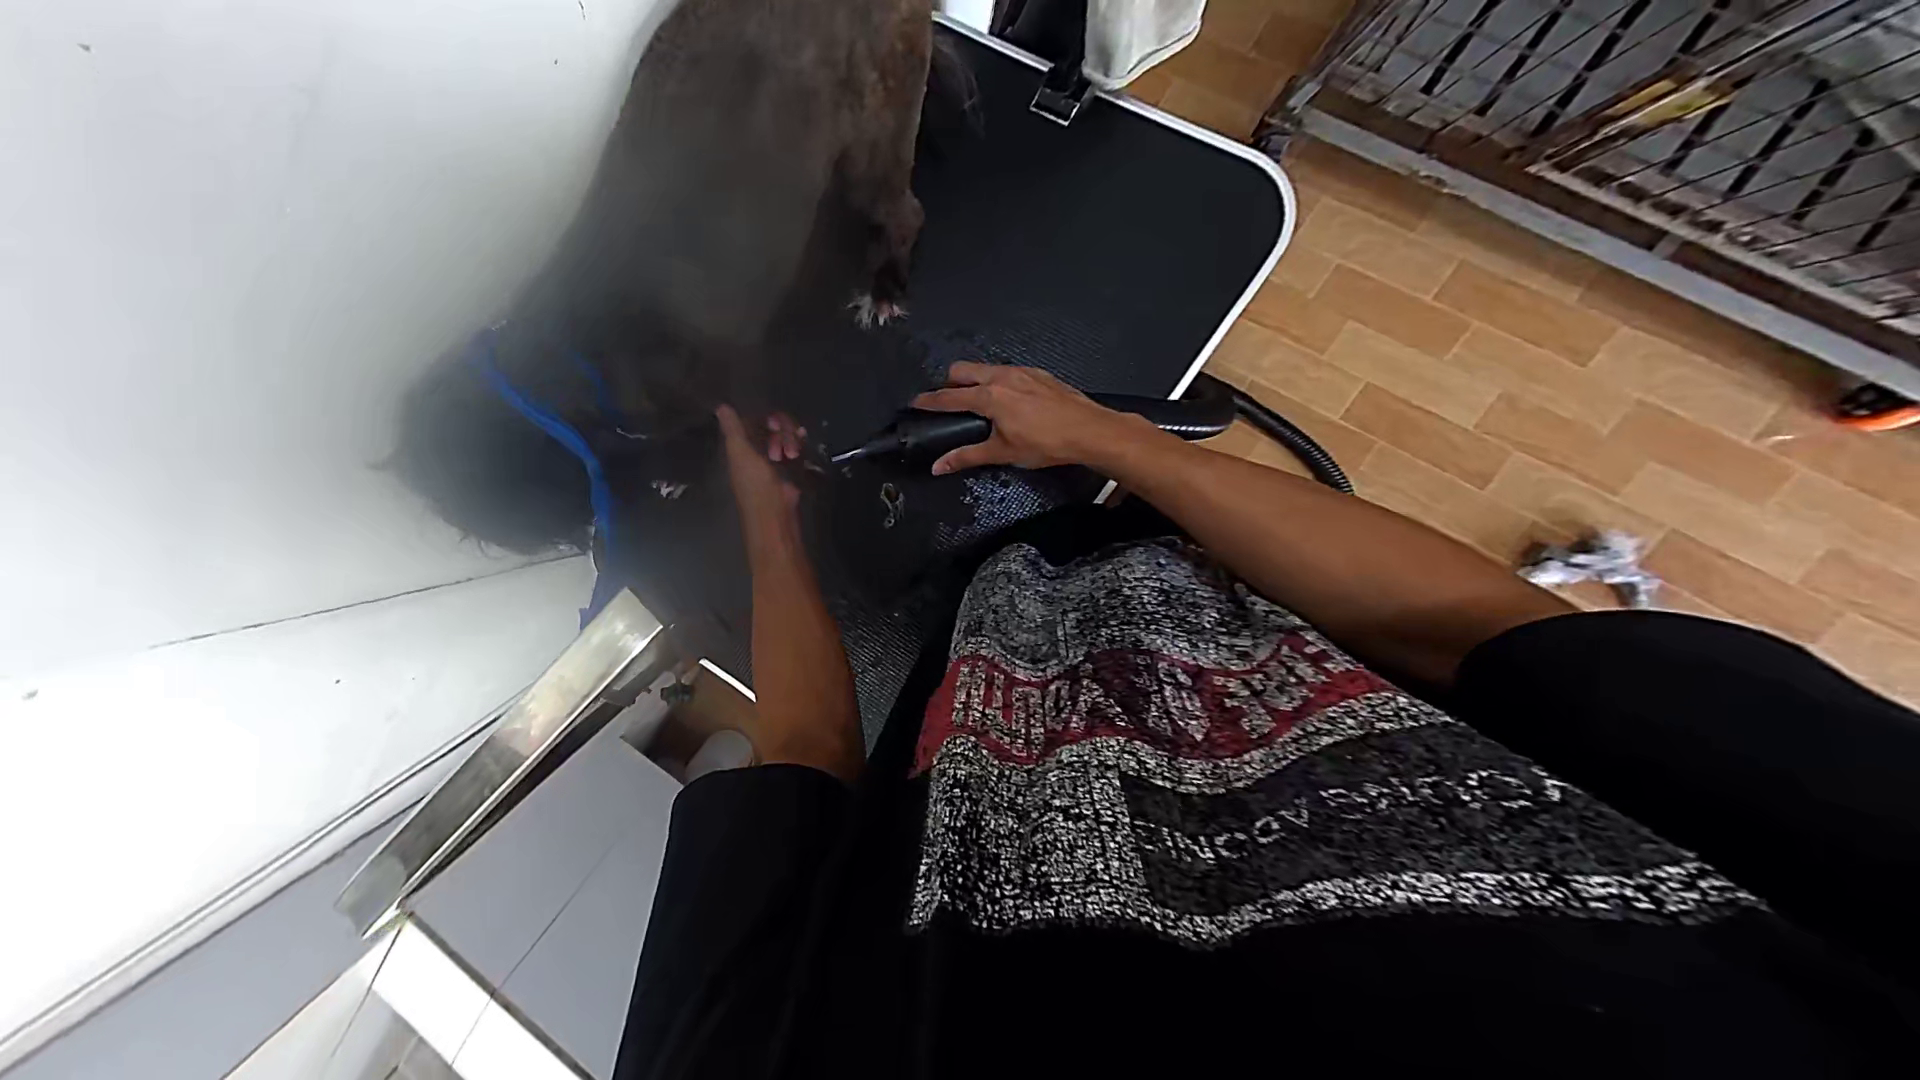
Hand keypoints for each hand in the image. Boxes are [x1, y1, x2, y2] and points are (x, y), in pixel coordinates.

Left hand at [716, 405, 803, 547]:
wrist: (774, 512)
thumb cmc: (754, 483)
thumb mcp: (740, 452)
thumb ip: (732, 428)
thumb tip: (720, 405)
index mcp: (740, 446)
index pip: (751, 421)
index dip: (764, 418)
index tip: (773, 423)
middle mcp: (756, 450)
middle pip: (771, 426)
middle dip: (781, 431)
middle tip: (784, 446)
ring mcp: (774, 458)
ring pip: (784, 435)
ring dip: (790, 439)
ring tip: (793, 454)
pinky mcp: (790, 467)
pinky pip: (795, 446)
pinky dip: (798, 442)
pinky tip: (802, 442)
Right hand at [912, 362, 1152, 474]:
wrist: (1089, 431)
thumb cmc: (1045, 444)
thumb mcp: (1003, 453)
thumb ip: (967, 456)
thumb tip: (939, 466)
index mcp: (989, 396)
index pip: (949, 397)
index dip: (929, 401)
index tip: (915, 403)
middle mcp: (1002, 376)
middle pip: (963, 370)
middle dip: (949, 383)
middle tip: (947, 402)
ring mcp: (1022, 372)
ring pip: (986, 368)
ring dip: (974, 380)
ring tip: (976, 400)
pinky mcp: (1039, 374)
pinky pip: (1008, 371)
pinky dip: (997, 381)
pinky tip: (1007, 399)